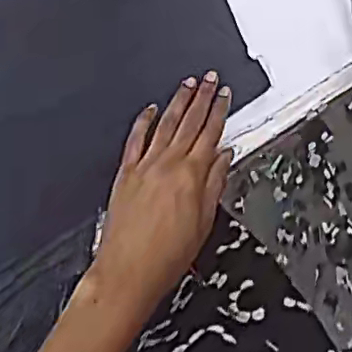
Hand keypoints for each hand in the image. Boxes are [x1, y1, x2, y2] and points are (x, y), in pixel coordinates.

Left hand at [89, 72, 233, 313]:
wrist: (126, 273)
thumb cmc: (166, 256)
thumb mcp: (204, 223)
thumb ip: (215, 184)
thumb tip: (225, 157)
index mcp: (191, 175)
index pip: (210, 133)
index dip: (219, 110)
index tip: (225, 95)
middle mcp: (168, 164)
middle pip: (190, 121)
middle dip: (203, 96)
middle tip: (210, 78)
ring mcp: (145, 165)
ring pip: (166, 123)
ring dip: (178, 100)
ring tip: (188, 83)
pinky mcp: (126, 173)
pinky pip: (136, 139)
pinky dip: (143, 121)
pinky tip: (150, 108)